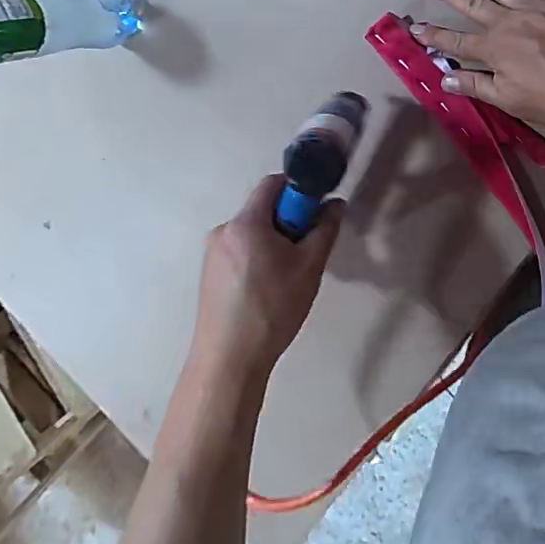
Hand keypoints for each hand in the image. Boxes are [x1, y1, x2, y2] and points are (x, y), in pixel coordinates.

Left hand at [191, 174, 342, 381]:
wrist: (229, 361)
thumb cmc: (272, 309)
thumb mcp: (310, 267)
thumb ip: (325, 229)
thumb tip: (335, 203)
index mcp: (245, 222)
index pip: (273, 183)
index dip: (299, 190)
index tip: (315, 213)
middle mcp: (223, 230)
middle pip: (262, 210)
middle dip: (288, 223)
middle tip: (304, 253)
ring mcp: (212, 254)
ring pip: (252, 233)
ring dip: (273, 244)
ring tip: (287, 280)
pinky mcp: (209, 275)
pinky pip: (239, 252)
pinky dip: (257, 260)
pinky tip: (266, 292)